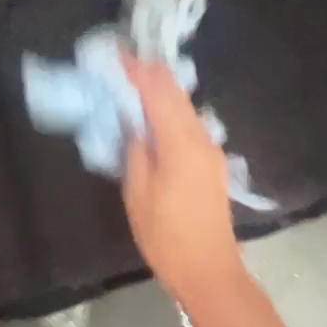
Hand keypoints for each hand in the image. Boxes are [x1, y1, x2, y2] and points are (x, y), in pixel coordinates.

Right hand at [121, 53, 249, 303]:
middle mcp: (201, 139)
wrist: (209, 270)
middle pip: (176, 94)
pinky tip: (151, 117)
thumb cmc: (167, 237)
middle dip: (149, 75)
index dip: (137, 70)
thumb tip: (134, 123)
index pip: (159, 92)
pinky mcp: (211, 163)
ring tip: (131, 86)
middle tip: (121, 65)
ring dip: (159, 93)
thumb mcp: (138, 194)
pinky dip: (168, 112)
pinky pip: (188, 125)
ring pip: (184, 108)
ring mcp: (210, 151)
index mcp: (182, 143)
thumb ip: (135, 151)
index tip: (116, 55)